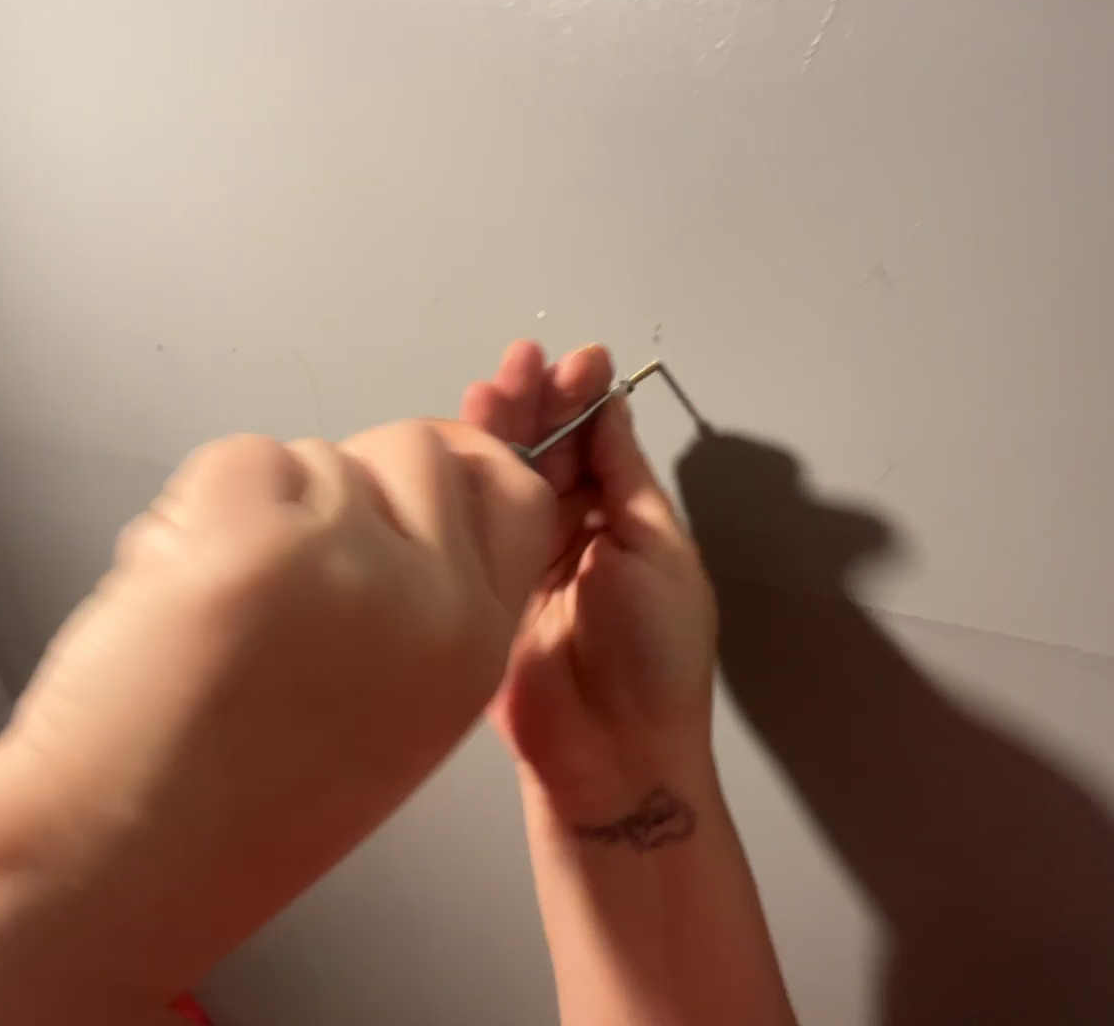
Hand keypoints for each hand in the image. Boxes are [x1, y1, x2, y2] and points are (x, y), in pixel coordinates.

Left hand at [0, 420, 553, 953]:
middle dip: (353, 474)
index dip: (462, 463)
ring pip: (317, 457)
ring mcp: (347, 561)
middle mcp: (434, 599)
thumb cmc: (245, 802)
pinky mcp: (252, 535)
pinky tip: (180, 587)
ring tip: (224, 602)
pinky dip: (199, 505)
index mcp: (476, 646)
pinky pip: (242, 458)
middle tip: (291, 544)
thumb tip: (399, 497)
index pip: (514, 495)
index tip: (413, 465)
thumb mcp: (400, 704)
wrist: (124, 862)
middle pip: (417, 447)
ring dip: (264, 507)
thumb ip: (425, 597)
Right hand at [461, 341, 718, 823]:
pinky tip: (454, 439)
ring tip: (494, 382)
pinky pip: (469, 521)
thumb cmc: (654, 651)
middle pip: (545, 453)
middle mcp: (568, 530)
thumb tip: (614, 410)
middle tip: (526, 362)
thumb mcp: (659, 552)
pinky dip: (462, 478)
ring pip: (502, 478)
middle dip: (538, 403)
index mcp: (620, 521)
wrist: (608, 753)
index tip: (584, 361)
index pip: (597, 446)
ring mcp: (517, 554)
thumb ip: (626, 480)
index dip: (588, 403)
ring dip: (499, 428)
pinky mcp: (477, 580)